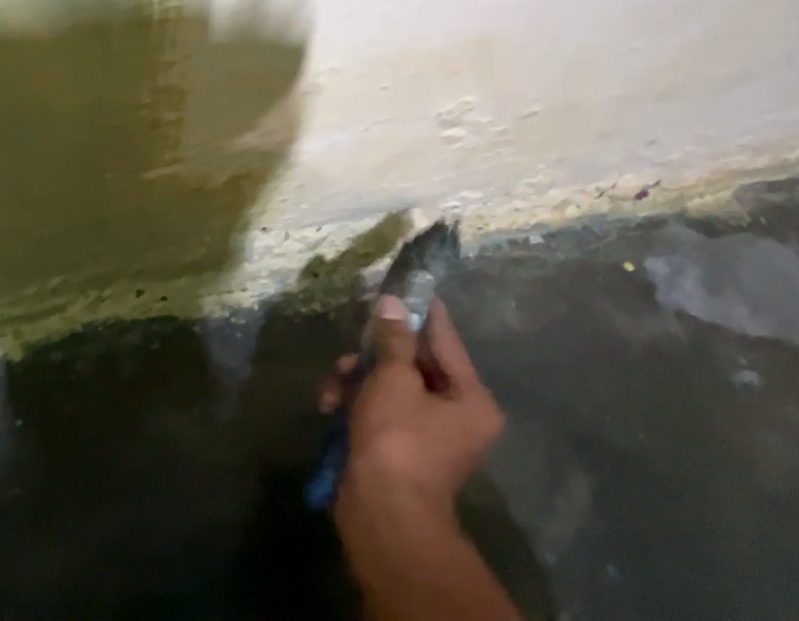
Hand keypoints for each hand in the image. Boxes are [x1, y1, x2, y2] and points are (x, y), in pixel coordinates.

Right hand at [320, 299, 517, 620]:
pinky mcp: (396, 447)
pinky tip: (328, 408)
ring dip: (354, 380)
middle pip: (411, 363)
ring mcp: (425, 433)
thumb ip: (393, 340)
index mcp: (470, 398)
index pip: (445, 338)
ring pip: (386, 385)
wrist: (382, 513)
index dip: (419, 311)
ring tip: (330, 389)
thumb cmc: (397, 440)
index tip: (400, 284)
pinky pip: (375, 409)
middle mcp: (456, 414)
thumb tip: (392, 303)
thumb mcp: (392, 380)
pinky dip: (351, 404)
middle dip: (372, 357)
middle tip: (348, 355)